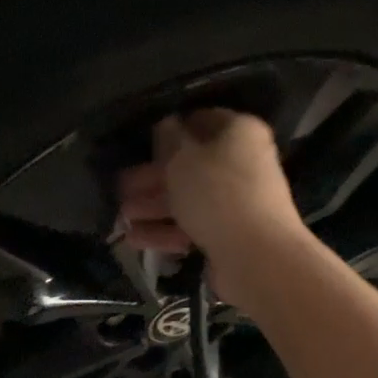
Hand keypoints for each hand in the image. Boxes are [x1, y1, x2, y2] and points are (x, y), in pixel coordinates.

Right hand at [117, 110, 308, 300]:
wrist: (257, 256)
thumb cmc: (217, 193)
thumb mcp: (182, 158)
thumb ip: (168, 138)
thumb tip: (166, 124)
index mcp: (239, 133)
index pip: (201, 120)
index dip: (170, 129)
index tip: (141, 142)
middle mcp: (242, 163)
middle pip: (190, 165)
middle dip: (151, 178)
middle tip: (120, 186)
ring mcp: (238, 202)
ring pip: (188, 199)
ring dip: (152, 207)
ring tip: (121, 218)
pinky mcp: (231, 235)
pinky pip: (193, 226)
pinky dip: (166, 232)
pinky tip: (135, 239)